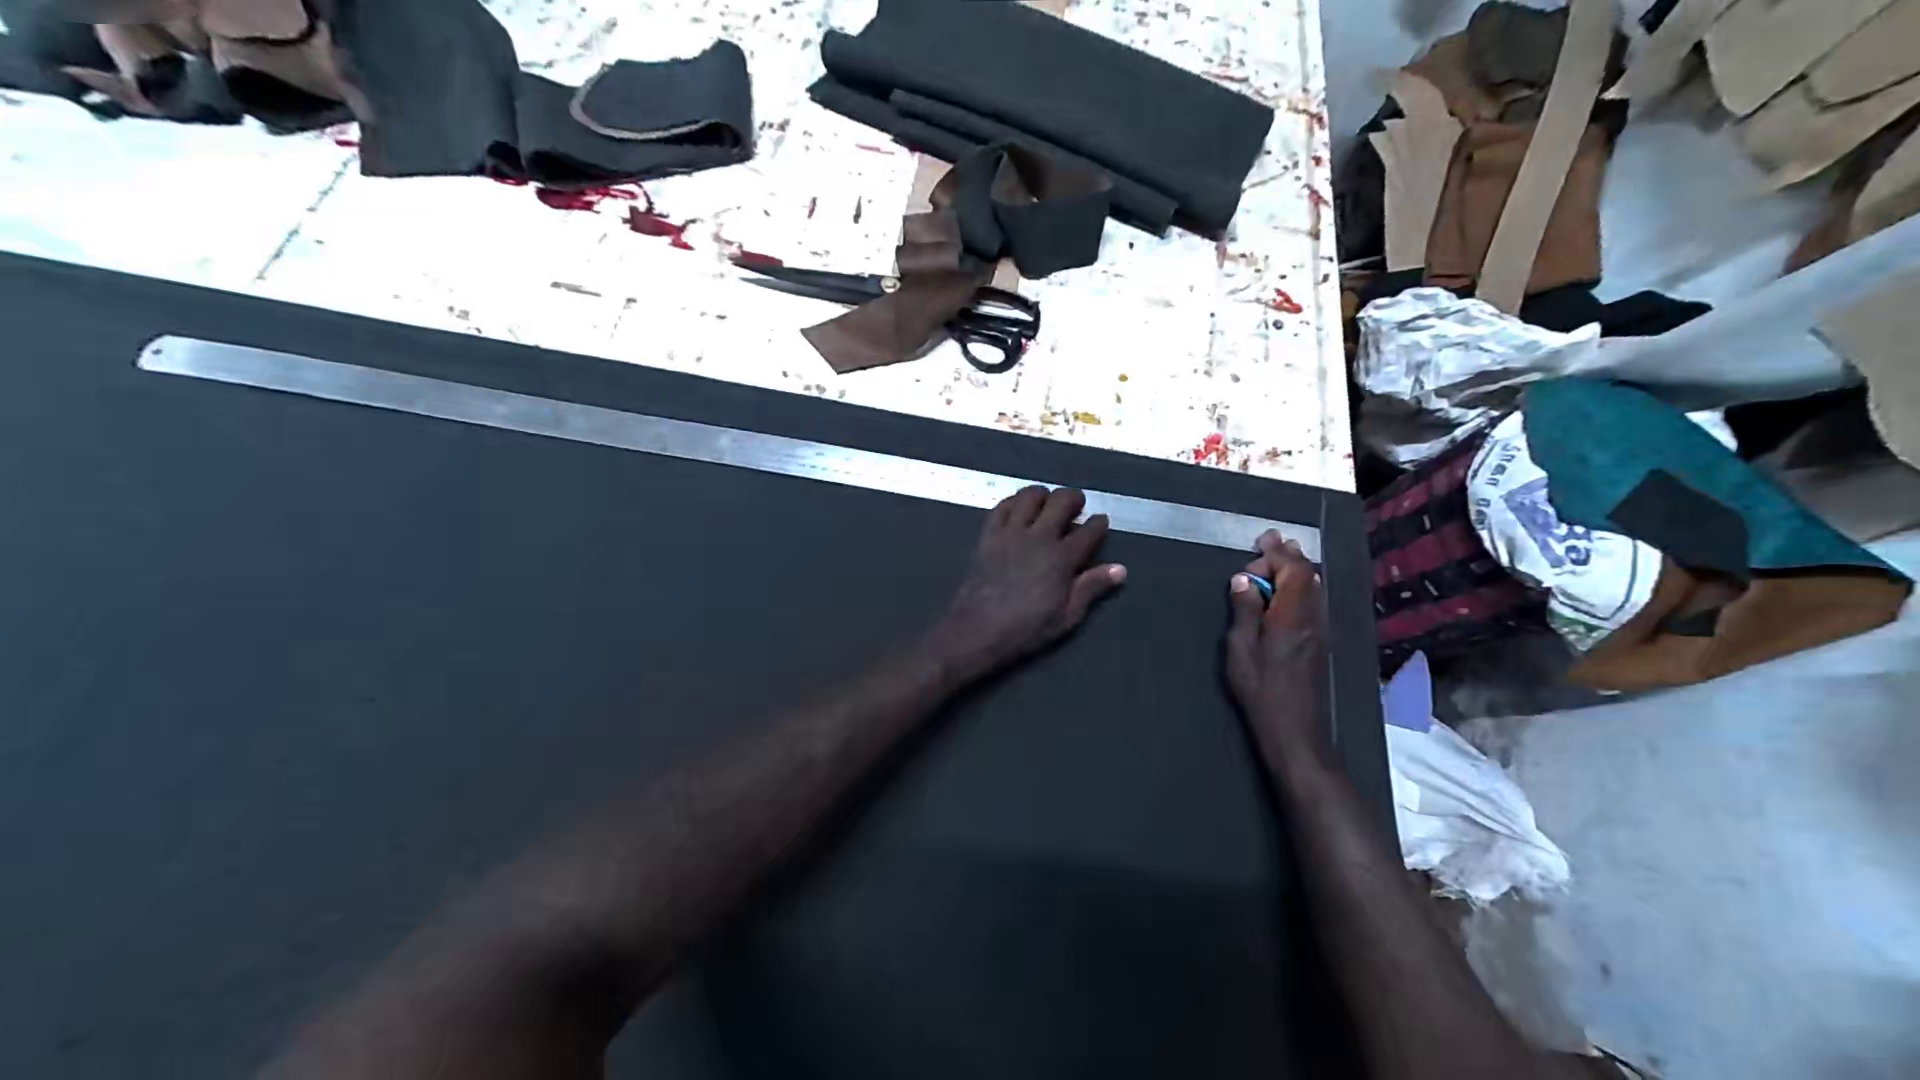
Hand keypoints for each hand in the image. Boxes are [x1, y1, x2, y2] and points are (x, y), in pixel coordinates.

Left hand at [930, 487, 1126, 681]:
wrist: (978, 630)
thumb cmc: (1026, 629)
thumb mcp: (1066, 616)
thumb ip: (1091, 588)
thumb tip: (1120, 569)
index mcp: (1062, 558)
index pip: (1089, 531)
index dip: (1099, 523)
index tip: (1101, 522)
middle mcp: (1038, 537)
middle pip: (1061, 501)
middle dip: (1074, 498)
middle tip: (1076, 505)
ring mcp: (1011, 533)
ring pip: (1030, 496)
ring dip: (1043, 495)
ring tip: (1047, 502)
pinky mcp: (988, 535)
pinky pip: (1001, 507)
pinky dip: (1013, 502)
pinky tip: (1018, 508)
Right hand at [1224, 530, 1330, 766]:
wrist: (1294, 728)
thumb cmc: (1261, 688)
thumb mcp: (1240, 648)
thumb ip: (1244, 610)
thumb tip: (1243, 581)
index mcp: (1293, 614)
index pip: (1293, 570)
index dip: (1277, 553)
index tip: (1260, 541)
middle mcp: (1314, 616)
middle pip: (1308, 574)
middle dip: (1288, 555)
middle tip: (1267, 542)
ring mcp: (1320, 629)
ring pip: (1313, 587)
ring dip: (1294, 570)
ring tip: (1275, 560)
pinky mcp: (1319, 641)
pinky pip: (1313, 601)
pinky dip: (1299, 586)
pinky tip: (1284, 592)